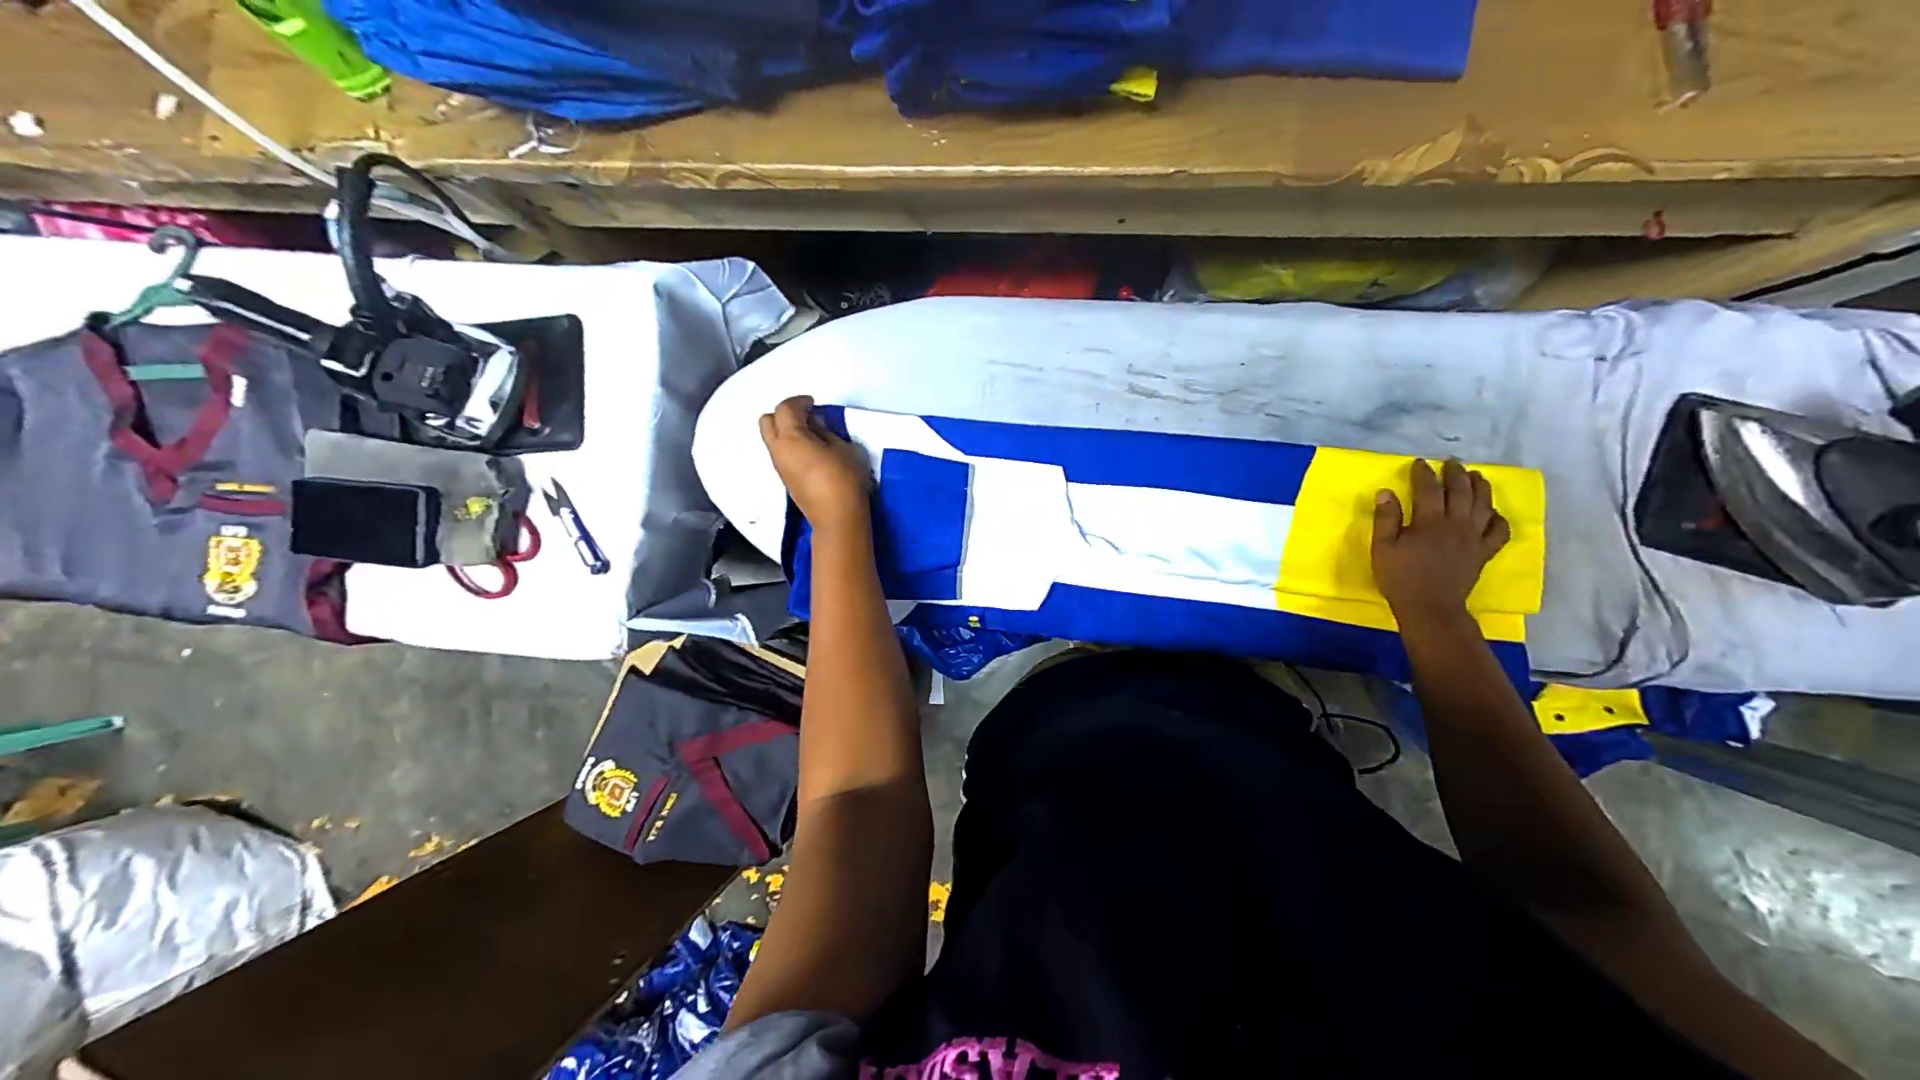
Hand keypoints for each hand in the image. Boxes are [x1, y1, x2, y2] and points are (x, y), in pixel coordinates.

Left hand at [760, 396, 871, 531]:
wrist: (837, 518)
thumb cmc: (844, 479)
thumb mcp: (844, 448)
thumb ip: (826, 431)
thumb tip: (815, 425)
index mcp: (791, 438)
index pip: (785, 408)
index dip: (799, 401)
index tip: (814, 404)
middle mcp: (778, 450)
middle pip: (767, 421)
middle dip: (784, 413)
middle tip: (806, 416)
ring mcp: (779, 466)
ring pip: (772, 438)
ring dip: (786, 430)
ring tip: (811, 434)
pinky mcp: (785, 479)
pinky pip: (780, 452)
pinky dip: (789, 444)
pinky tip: (811, 451)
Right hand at [1372, 457, 1509, 618]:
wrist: (1430, 607)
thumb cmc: (1400, 578)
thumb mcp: (1382, 548)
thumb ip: (1386, 519)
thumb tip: (1386, 492)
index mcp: (1430, 522)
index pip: (1428, 489)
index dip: (1423, 473)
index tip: (1419, 462)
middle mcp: (1456, 524)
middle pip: (1461, 491)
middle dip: (1456, 473)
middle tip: (1451, 463)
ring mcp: (1474, 538)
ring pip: (1484, 505)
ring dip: (1480, 487)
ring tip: (1476, 476)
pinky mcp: (1483, 552)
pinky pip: (1499, 530)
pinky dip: (1498, 518)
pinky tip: (1492, 512)